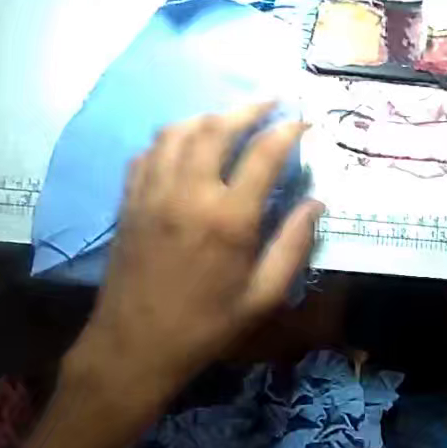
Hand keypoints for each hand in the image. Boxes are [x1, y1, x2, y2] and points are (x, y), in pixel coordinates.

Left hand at [68, 102, 322, 415]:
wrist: (135, 346)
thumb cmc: (208, 325)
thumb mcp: (264, 295)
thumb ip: (293, 244)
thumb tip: (316, 203)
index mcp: (228, 218)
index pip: (263, 154)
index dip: (288, 131)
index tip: (305, 122)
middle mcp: (189, 193)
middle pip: (217, 128)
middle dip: (248, 108)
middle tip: (271, 101)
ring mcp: (153, 193)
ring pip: (178, 131)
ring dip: (208, 116)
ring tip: (231, 117)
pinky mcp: (130, 201)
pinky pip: (149, 152)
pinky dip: (172, 138)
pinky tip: (187, 145)